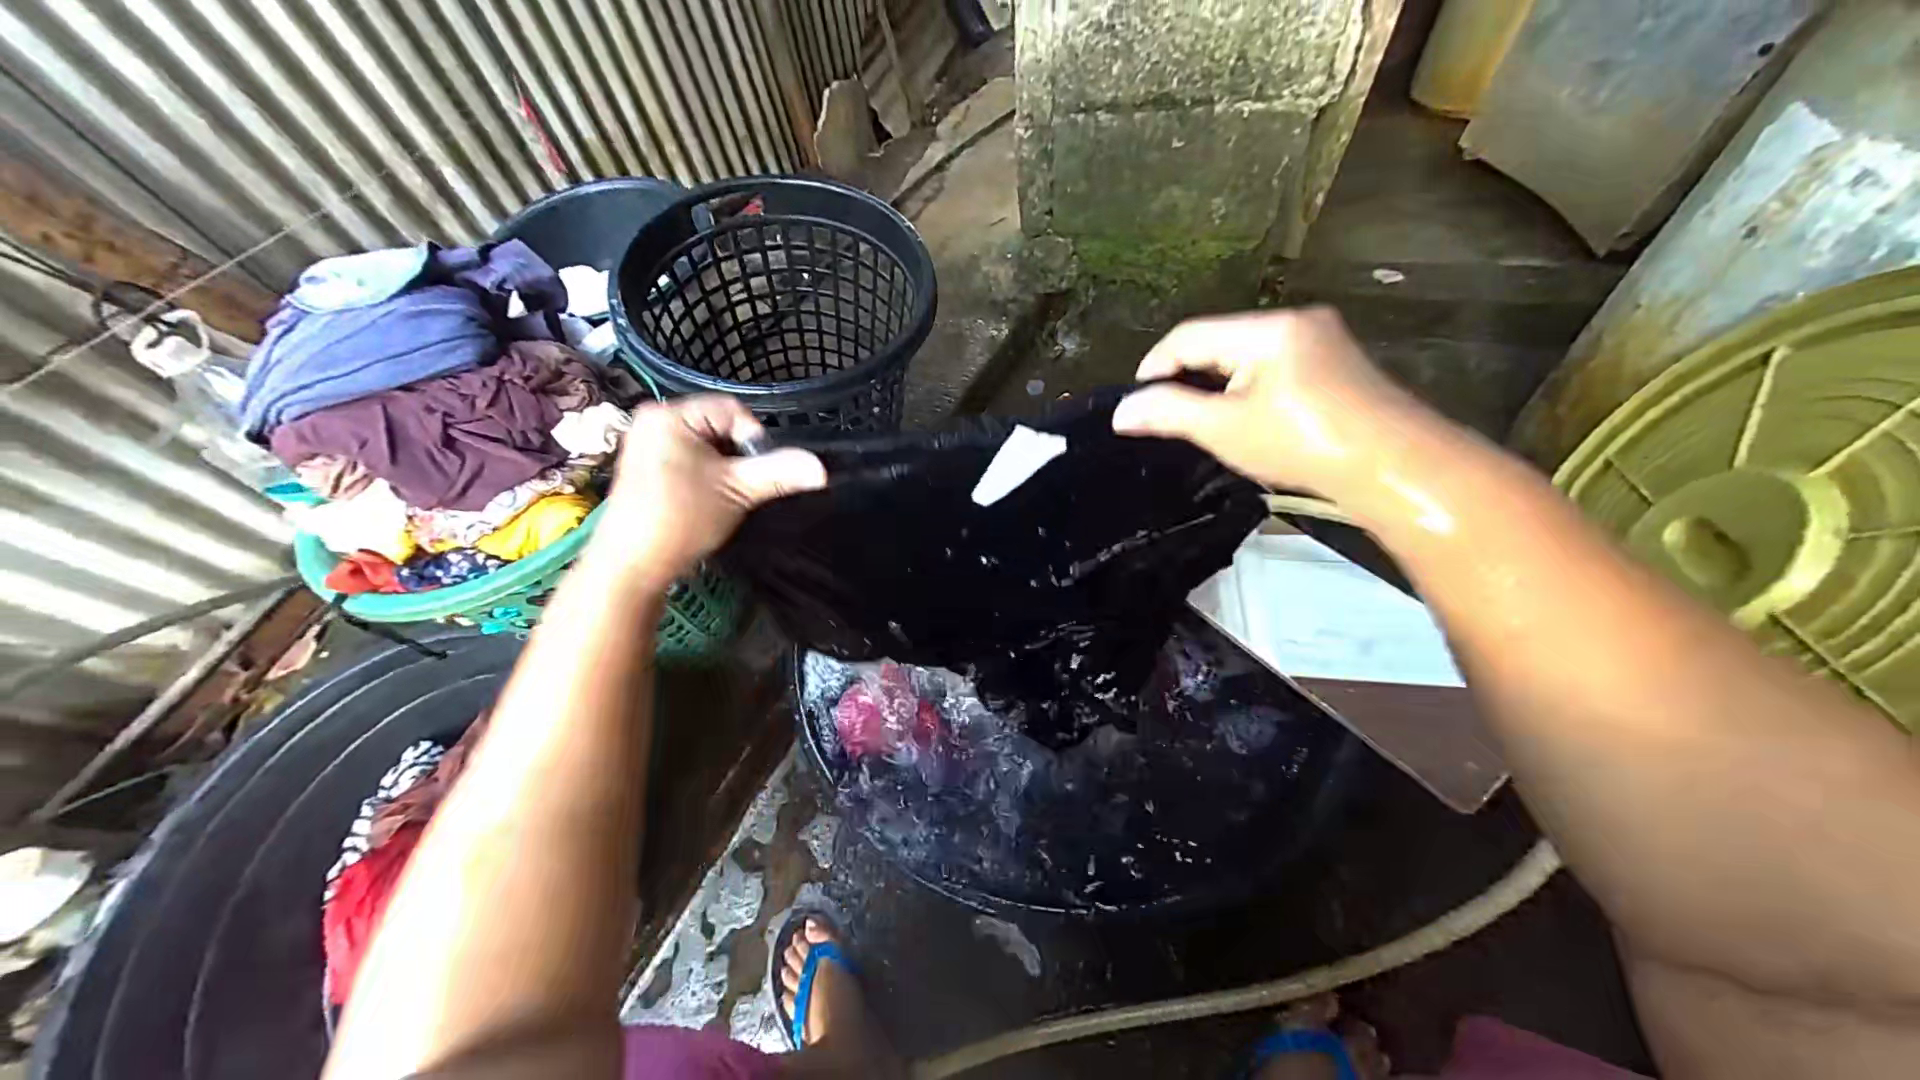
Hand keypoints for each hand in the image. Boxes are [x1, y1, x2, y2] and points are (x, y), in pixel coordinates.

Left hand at [584, 395, 824, 585]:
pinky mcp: (645, 467)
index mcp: (669, 414)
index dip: (753, 441)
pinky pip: (689, 459)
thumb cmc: (680, 519)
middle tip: (739, 487)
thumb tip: (821, 469)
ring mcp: (645, 444)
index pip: (733, 411)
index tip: (753, 474)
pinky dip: (706, 477)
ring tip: (721, 496)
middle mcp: (652, 420)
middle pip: (720, 427)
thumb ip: (780, 472)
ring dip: (723, 470)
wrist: (632, 564)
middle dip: (737, 457)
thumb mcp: (738, 491)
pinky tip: (705, 501)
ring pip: (707, 446)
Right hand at [1111, 307, 1419, 495]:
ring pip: (1247, 357)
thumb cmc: (1302, 444)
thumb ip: (1169, 413)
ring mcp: (1323, 341)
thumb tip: (1121, 411)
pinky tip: (1246, 421)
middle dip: (1187, 378)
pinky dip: (1249, 390)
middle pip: (1220, 342)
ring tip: (1202, 423)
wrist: (1397, 468)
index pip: (1190, 335)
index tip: (1135, 403)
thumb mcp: (1225, 429)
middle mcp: (1297, 322)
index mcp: (1268, 328)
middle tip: (1165, 417)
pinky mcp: (1338, 366)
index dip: (1154, 366)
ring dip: (1218, 386)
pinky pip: (1275, 368)